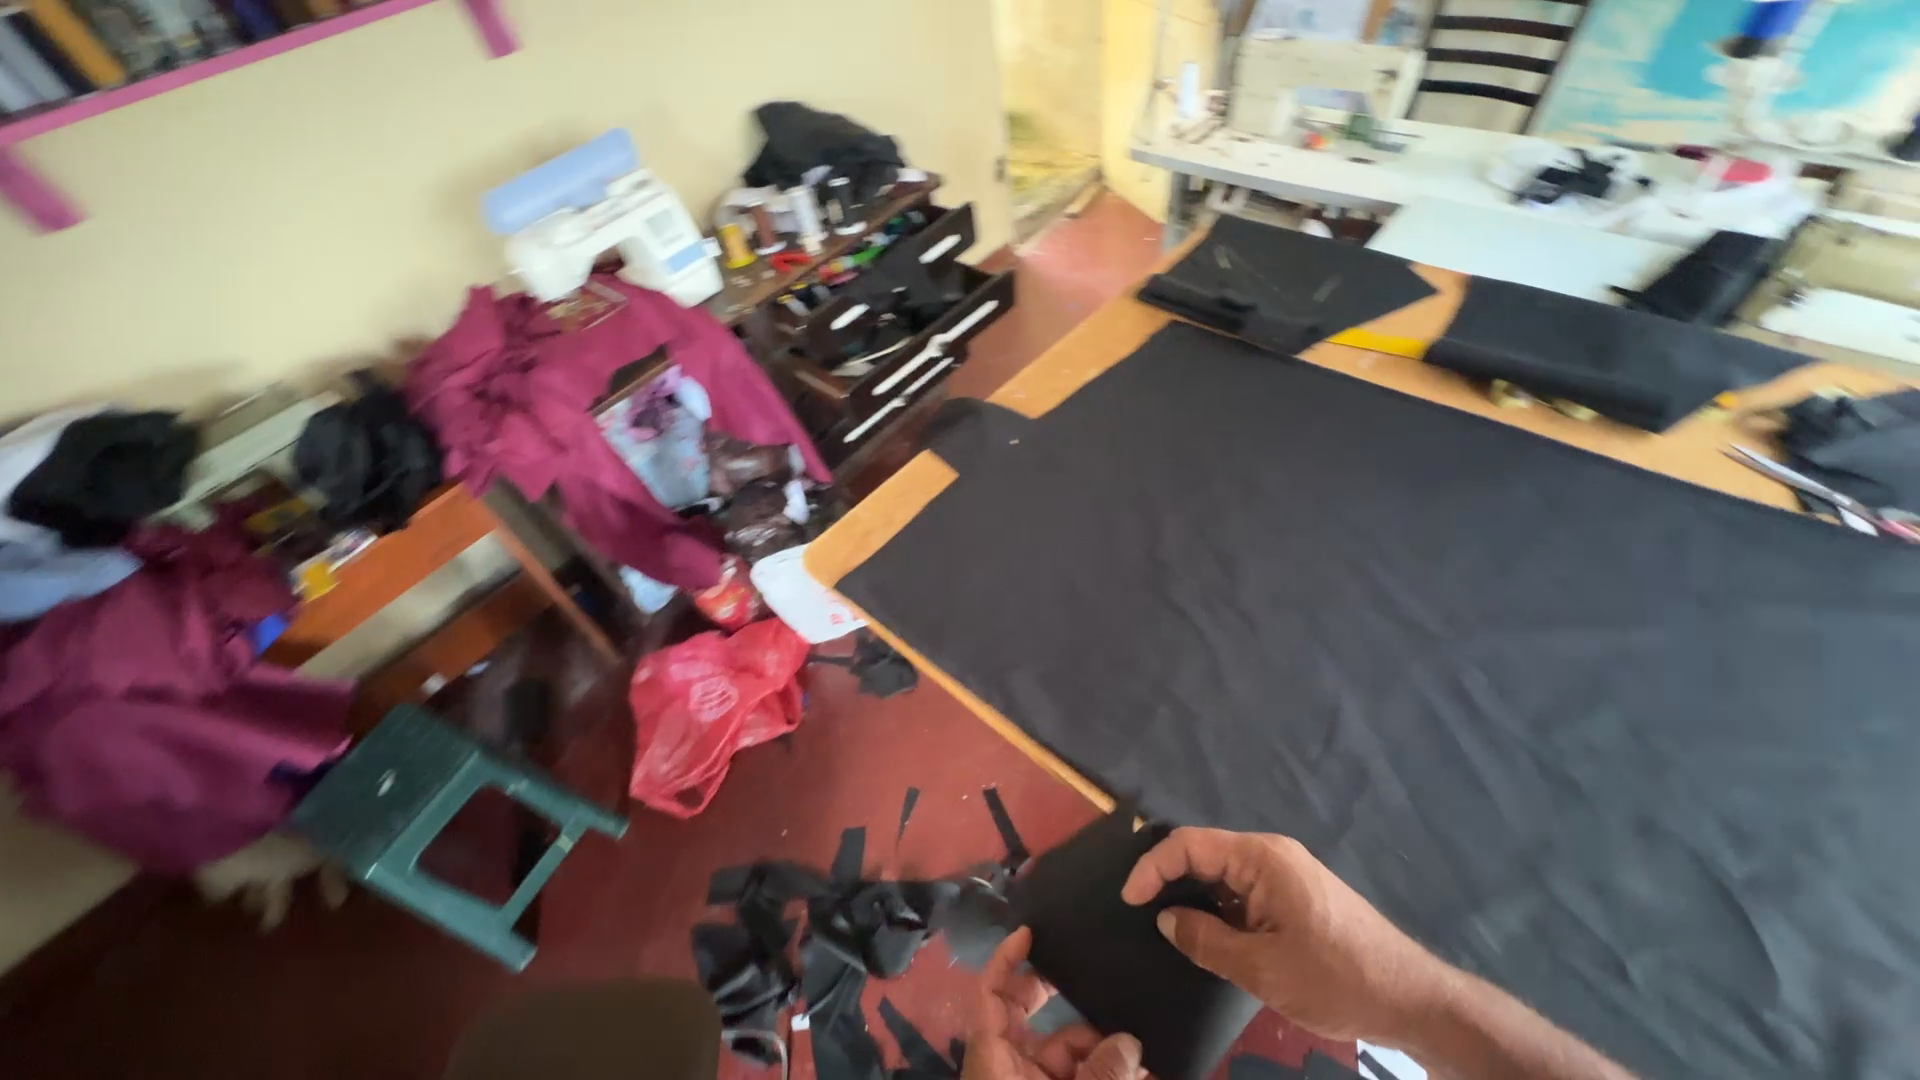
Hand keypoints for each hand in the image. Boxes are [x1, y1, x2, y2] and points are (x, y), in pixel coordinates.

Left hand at [963, 927, 1144, 1079]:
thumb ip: (1100, 1072)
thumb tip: (1130, 1043)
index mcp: (993, 1056)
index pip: (989, 992)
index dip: (1005, 959)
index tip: (1029, 932)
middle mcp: (1008, 1062)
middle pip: (1029, 1010)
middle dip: (1065, 993)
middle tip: (1092, 968)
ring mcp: (1030, 1079)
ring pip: (1065, 1044)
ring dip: (1101, 1041)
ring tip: (1143, 1039)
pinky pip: (1078, 1069)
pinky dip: (1104, 1065)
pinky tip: (1145, 1067)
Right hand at [1120, 827, 1449, 1041]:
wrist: (1415, 999)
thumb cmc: (1337, 978)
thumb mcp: (1262, 968)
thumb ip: (1206, 941)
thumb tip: (1166, 920)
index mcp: (1262, 858)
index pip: (1189, 844)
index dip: (1151, 867)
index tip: (1128, 900)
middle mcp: (1271, 854)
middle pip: (1204, 852)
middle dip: (1168, 877)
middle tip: (1138, 910)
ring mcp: (1285, 873)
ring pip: (1222, 872)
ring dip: (1194, 894)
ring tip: (1165, 923)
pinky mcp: (1295, 894)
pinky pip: (1243, 889)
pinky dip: (1218, 906)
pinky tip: (1207, 932)